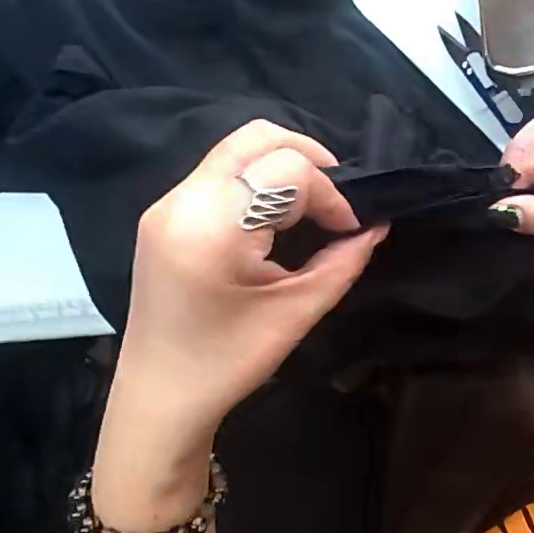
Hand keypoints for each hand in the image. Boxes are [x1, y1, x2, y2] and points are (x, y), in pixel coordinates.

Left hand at [112, 121, 388, 446]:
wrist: (159, 395)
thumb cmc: (227, 363)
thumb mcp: (294, 313)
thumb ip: (341, 263)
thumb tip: (374, 226)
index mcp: (211, 226)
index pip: (286, 169)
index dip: (329, 193)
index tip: (348, 228)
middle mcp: (181, 200)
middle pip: (255, 137)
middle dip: (307, 157)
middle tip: (334, 200)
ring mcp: (166, 204)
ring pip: (235, 150)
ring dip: (280, 166)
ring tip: (308, 207)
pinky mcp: (162, 215)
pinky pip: (217, 174)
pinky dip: (255, 181)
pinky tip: (273, 217)